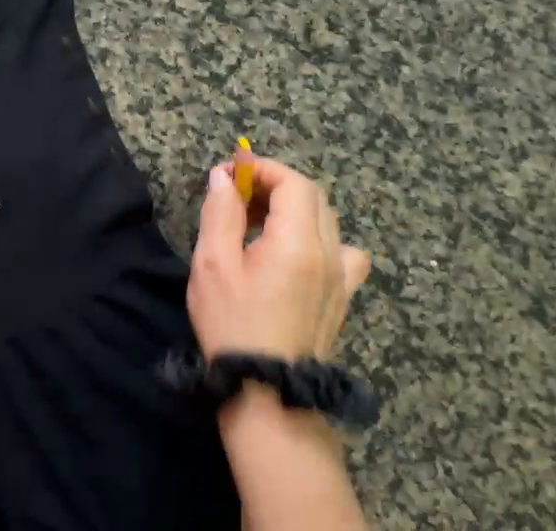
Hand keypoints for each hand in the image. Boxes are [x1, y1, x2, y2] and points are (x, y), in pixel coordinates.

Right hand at [188, 155, 370, 360]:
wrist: (267, 387)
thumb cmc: (232, 321)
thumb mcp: (212, 263)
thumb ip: (220, 214)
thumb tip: (224, 176)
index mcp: (298, 244)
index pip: (294, 184)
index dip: (262, 168)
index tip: (229, 173)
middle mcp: (330, 255)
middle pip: (313, 198)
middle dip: (274, 184)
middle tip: (234, 194)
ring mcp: (343, 278)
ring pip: (327, 222)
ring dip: (292, 208)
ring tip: (256, 221)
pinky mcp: (343, 297)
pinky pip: (343, 252)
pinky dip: (316, 237)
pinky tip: (293, 253)